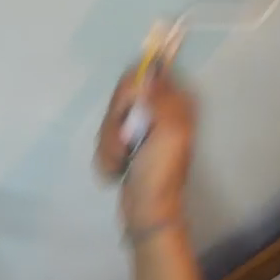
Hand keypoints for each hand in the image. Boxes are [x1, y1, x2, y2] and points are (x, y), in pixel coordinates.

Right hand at [95, 64, 195, 231]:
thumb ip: (161, 98)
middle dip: (114, 125)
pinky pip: (104, 139)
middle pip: (120, 99)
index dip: (127, 93)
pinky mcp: (125, 146)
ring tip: (121, 164)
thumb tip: (150, 67)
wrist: (147, 211)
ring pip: (109, 121)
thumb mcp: (170, 132)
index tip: (126, 113)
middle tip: (125, 146)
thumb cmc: (161, 173)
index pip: (142, 75)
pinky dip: (106, 157)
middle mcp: (158, 112)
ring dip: (109, 146)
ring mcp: (140, 130)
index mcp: (174, 103)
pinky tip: (117, 170)